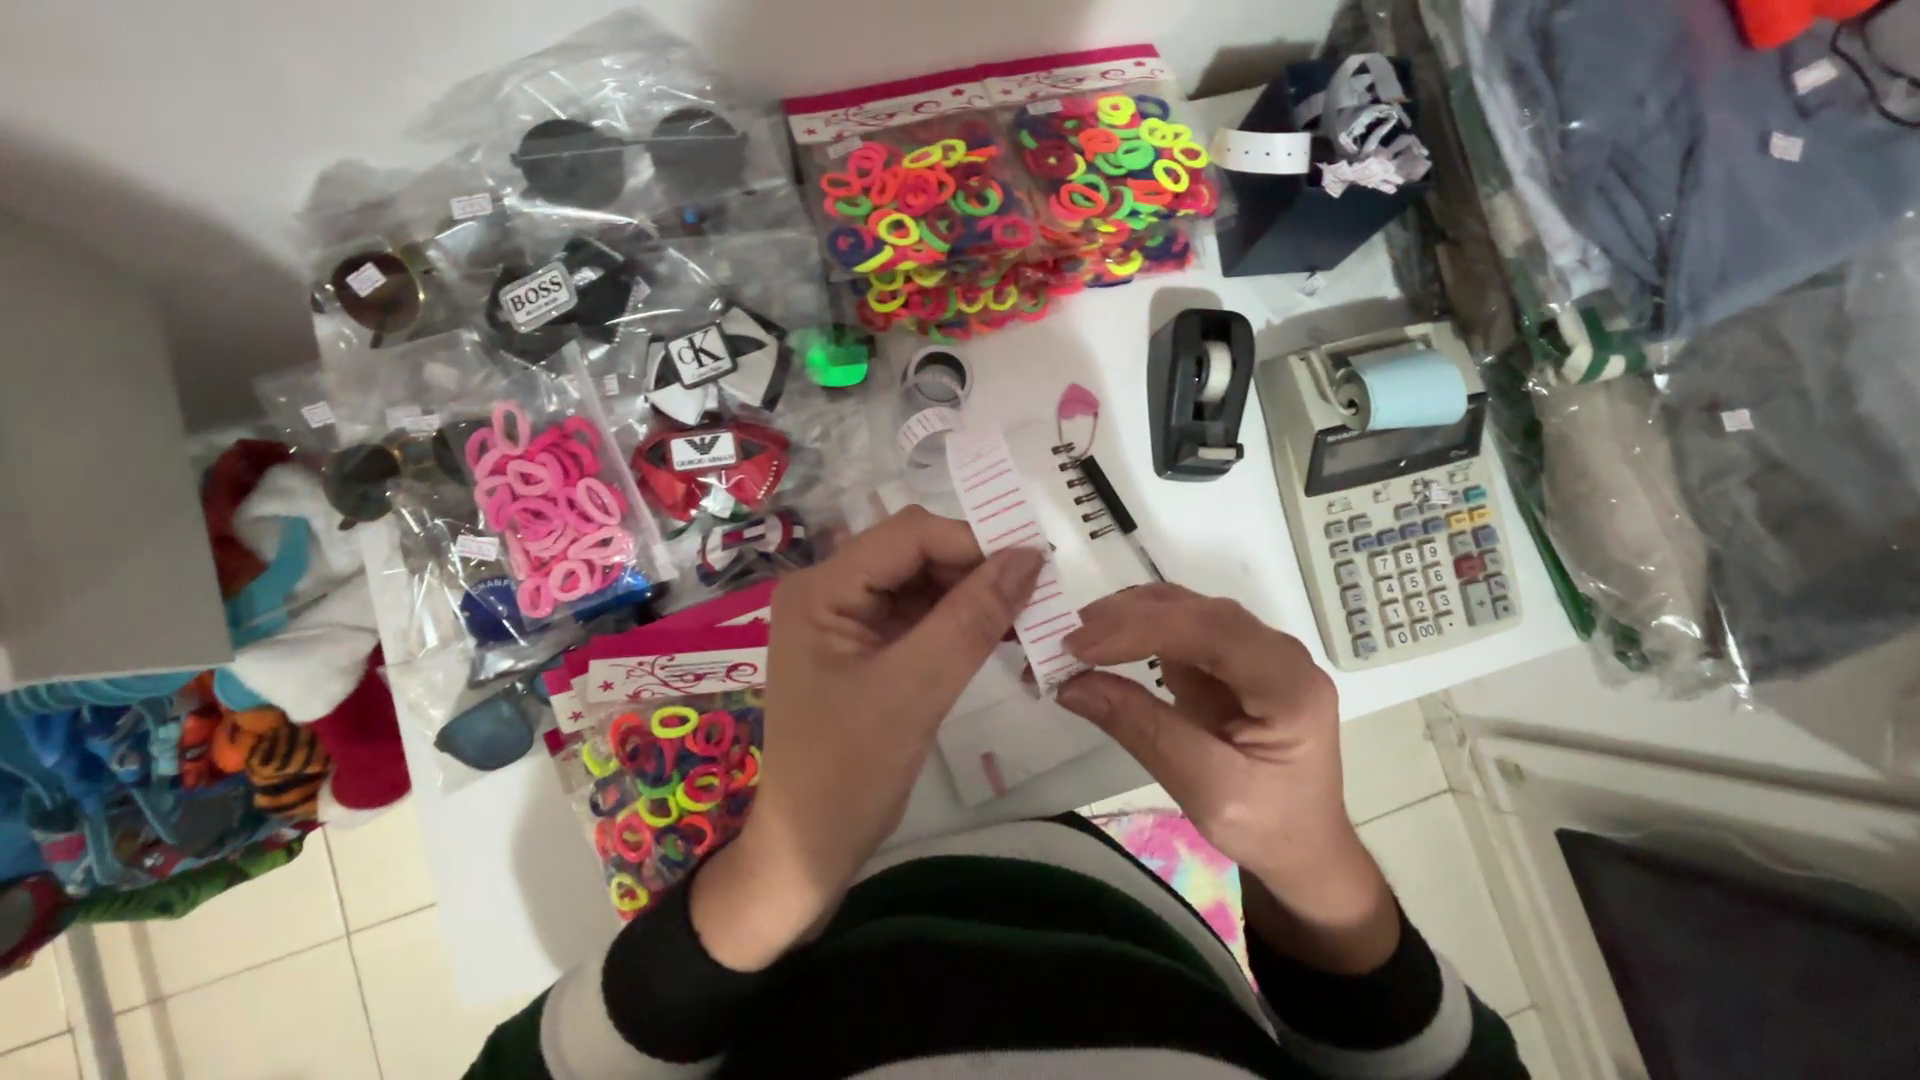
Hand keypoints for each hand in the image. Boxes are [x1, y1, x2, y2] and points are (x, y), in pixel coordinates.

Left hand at [692, 507, 1042, 969]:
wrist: (809, 846)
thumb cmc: (849, 771)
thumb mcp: (916, 690)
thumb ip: (972, 618)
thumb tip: (1030, 556)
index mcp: (821, 588)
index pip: (910, 535)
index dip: (974, 543)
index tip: (1038, 568)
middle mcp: (828, 589)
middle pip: (915, 553)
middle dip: (975, 570)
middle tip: (1039, 598)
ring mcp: (844, 618)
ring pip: (922, 582)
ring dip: (972, 596)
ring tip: (1026, 620)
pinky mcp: (862, 646)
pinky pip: (918, 616)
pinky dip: (958, 622)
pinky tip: (998, 637)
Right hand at [1055, 585, 1398, 972]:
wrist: (1303, 846)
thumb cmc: (1267, 826)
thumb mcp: (1206, 789)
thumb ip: (1144, 730)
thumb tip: (1072, 684)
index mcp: (1290, 686)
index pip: (1214, 631)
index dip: (1142, 628)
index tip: (1079, 646)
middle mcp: (1279, 654)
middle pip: (1199, 612)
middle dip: (1128, 618)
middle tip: (1064, 639)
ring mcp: (1255, 653)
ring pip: (1187, 611)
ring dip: (1128, 618)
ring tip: (1076, 641)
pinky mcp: (1231, 661)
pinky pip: (1180, 630)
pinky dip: (1135, 633)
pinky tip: (1102, 648)